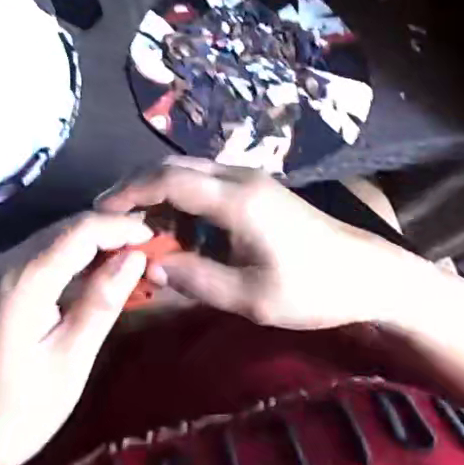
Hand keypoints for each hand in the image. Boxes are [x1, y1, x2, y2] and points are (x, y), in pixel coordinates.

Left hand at [0, 212, 152, 464]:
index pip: (81, 230)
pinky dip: (77, 256)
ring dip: (96, 241)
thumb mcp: (71, 359)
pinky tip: (101, 272)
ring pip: (58, 237)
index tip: (157, 236)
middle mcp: (7, 262)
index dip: (122, 227)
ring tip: (136, 257)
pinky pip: (46, 253)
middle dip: (112, 230)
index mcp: (24, 280)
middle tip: (153, 247)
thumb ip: (102, 301)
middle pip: (68, 227)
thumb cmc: (18, 412)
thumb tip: (136, 256)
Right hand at [96, 158, 427, 329]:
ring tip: (134, 223)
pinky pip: (207, 180)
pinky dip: (181, 195)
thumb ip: (197, 279)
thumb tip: (151, 264)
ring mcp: (251, 178)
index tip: (99, 211)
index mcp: (237, 200)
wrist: (364, 272)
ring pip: (191, 170)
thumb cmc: (311, 289)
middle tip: (107, 215)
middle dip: (138, 184)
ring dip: (159, 189)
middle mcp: (241, 177)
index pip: (171, 180)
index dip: (131, 191)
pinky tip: (174, 226)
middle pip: (176, 166)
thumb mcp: (251, 297)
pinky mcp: (257, 188)